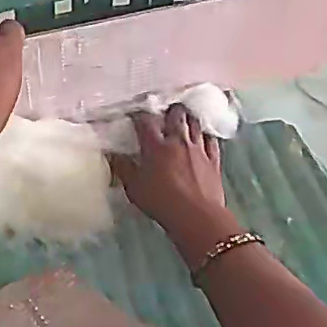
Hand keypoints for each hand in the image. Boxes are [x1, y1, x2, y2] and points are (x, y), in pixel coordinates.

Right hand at [110, 105, 238, 263]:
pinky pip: (211, 141)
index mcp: (155, 146)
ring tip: (184, 118)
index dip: (139, 115)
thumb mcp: (134, 187)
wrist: (197, 215)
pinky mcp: (214, 161)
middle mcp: (178, 142)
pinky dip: (206, 136)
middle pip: (175, 116)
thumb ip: (123, 168)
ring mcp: (198, 149)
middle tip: (165, 111)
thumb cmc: (161, 201)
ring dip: (189, 119)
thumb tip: (112, 154)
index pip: (145, 122)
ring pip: (195, 125)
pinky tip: (204, 136)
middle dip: (170, 111)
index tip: (134, 114)